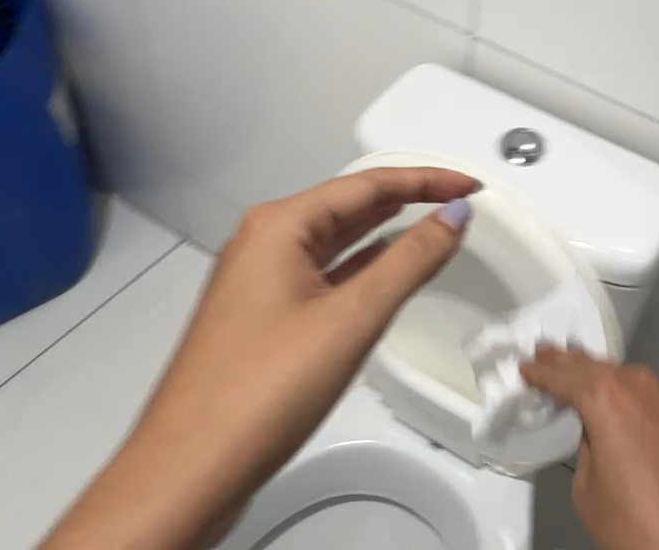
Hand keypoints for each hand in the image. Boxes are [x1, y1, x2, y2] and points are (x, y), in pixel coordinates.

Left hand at [41, 166, 478, 549]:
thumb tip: (456, 213)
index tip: (473, 185)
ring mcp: (259, 280)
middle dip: (407, 198)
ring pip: (337, 239)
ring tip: (434, 221)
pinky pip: (325, 271)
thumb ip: (412, 258)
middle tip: (460, 199)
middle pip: (350, 204)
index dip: (426, 180)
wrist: (184, 477)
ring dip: (386, 229)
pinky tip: (387, 268)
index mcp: (280, 225)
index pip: (369, 184)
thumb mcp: (353, 316)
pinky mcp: (261, 316)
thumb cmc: (266, 388)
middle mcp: (265, 241)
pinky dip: (363, 264)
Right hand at [523, 346, 658, 549]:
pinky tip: (605, 387)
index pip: (564, 377)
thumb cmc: (635, 520)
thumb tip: (595, 432)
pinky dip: (615, 383)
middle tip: (543, 350)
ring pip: (616, 373)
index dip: (541, 372)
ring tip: (569, 361)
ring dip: (591, 368)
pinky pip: (635, 387)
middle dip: (566, 360)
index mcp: (606, 397)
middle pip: (592, 366)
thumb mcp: (589, 488)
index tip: (524, 365)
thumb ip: (586, 446)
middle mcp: (634, 384)